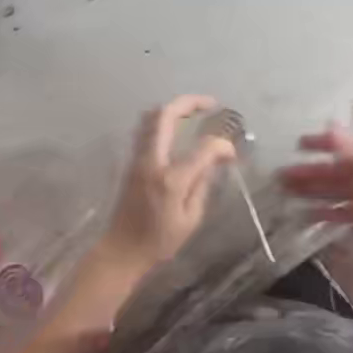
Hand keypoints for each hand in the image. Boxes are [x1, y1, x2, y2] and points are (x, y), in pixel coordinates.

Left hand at [94, 95, 236, 276]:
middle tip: (211, 105)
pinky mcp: (130, 162)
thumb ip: (203, 184)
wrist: (122, 250)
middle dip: (189, 103)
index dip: (221, 145)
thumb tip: (215, 159)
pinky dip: (162, 121)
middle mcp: (151, 162)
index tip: (231, 153)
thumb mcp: (191, 218)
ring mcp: (137, 159)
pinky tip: (177, 129)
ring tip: (194, 112)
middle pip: (165, 115)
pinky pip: (145, 130)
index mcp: (171, 179)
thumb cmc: (159, 241)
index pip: (202, 148)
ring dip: (173, 109)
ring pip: (150, 118)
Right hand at [278, 126, 352, 261]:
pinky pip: (342, 214)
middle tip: (280, 175)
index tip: (298, 144)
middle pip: (334, 171)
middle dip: (308, 172)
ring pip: (334, 192)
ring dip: (311, 191)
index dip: (321, 144)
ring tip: (285, 193)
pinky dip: (324, 214)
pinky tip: (306, 216)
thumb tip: (328, 128)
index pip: (343, 147)